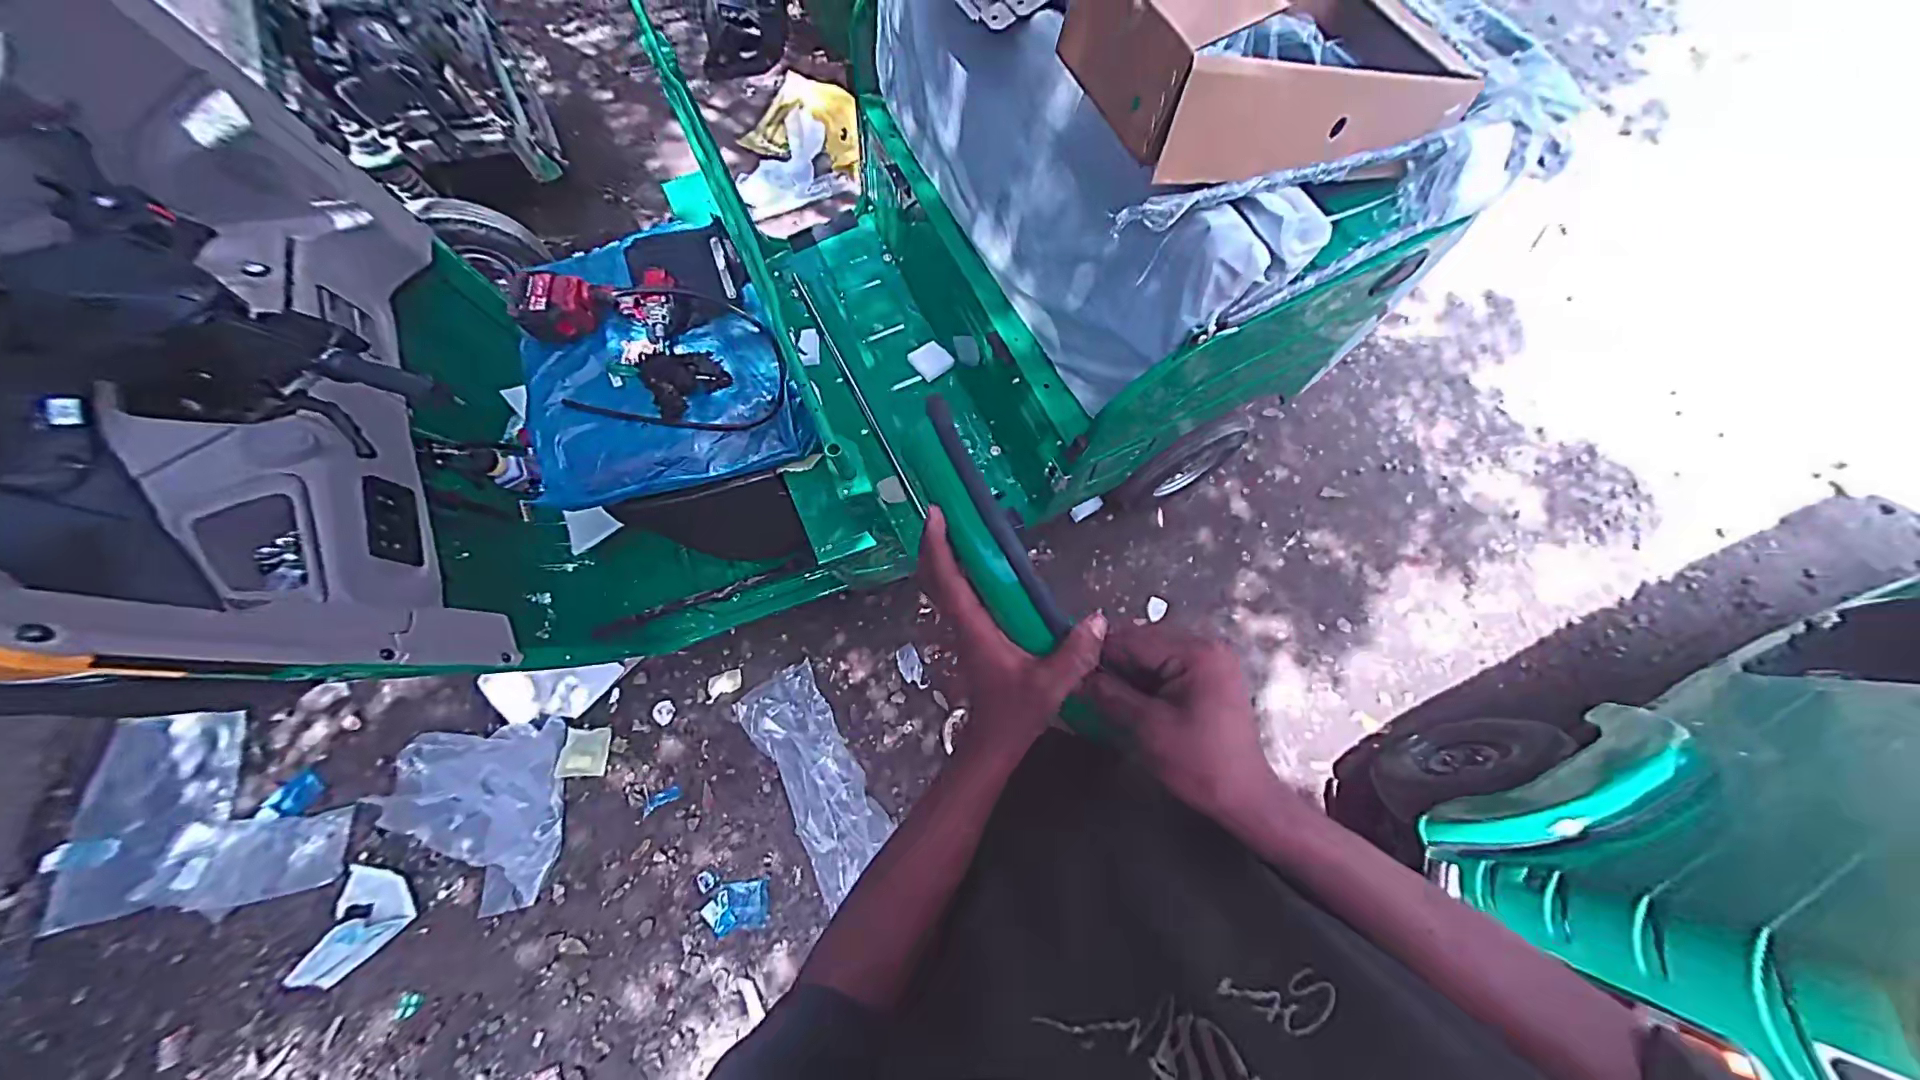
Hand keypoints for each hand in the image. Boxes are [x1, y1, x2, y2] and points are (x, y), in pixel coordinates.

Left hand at [918, 506, 1106, 756]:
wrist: (992, 743)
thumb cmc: (1014, 714)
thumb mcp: (1050, 685)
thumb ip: (1074, 654)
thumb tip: (1097, 620)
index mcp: (973, 628)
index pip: (948, 579)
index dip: (938, 545)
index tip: (936, 514)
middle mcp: (961, 625)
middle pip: (935, 576)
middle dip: (934, 542)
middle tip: (944, 512)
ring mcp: (962, 631)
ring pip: (942, 586)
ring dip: (942, 557)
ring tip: (956, 528)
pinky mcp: (970, 637)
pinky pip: (955, 597)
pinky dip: (955, 574)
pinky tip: (976, 566)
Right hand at [1082, 625, 1283, 818]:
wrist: (1245, 798)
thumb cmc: (1199, 764)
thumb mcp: (1147, 727)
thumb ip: (1109, 694)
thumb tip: (1074, 674)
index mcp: (1197, 652)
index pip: (1132, 639)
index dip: (1096, 653)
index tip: (1068, 668)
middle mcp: (1207, 646)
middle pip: (1142, 642)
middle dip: (1112, 663)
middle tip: (1083, 685)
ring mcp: (1210, 661)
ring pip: (1151, 655)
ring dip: (1127, 672)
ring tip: (1102, 694)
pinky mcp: (1208, 677)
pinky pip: (1166, 667)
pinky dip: (1145, 680)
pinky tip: (1129, 699)